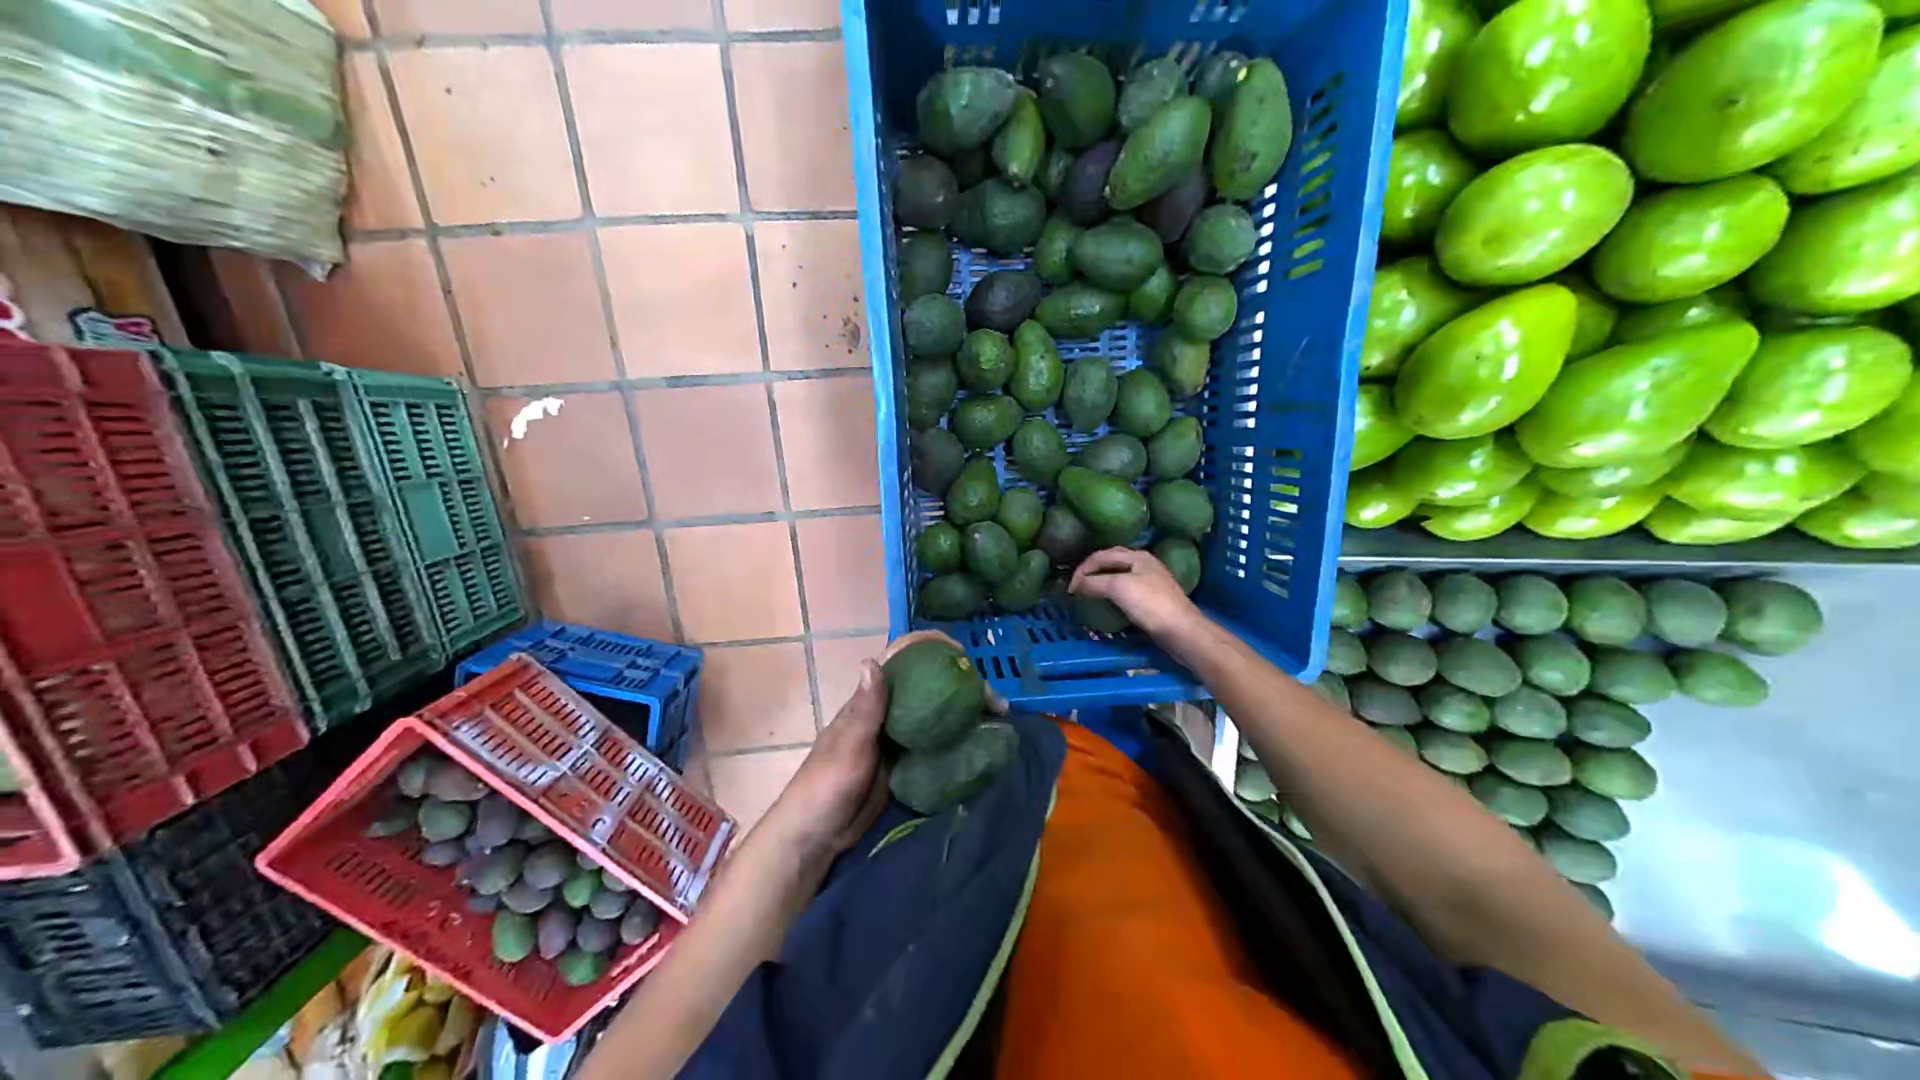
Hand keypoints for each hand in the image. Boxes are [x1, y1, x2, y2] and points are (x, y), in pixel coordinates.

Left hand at [759, 631, 974, 856]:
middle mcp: (888, 712)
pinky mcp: (906, 764)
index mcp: (870, 700)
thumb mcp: (848, 746)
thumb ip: (865, 708)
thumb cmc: (826, 784)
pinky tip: (982, 745)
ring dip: (967, 711)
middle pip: (929, 685)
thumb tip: (871, 659)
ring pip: (938, 713)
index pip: (901, 659)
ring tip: (998, 719)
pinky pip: (938, 744)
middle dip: (962, 683)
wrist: (817, 834)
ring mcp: (898, 739)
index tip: (960, 652)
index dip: (928, 646)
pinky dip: (961, 740)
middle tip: (995, 700)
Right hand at [1069, 547, 1203, 640]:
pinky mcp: (1152, 598)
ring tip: (1087, 592)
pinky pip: (1125, 589)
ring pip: (1118, 575)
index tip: (1070, 587)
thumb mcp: (1118, 588)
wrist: (1181, 631)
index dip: (1083, 569)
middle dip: (1091, 571)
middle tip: (1076, 586)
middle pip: (1111, 561)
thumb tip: (1074, 584)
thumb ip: (1094, 583)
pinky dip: (1111, 593)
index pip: (1102, 555)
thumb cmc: (1151, 604)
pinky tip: (1106, 602)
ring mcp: (1150, 581)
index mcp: (1137, 556)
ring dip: (1100, 581)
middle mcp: (1144, 564)